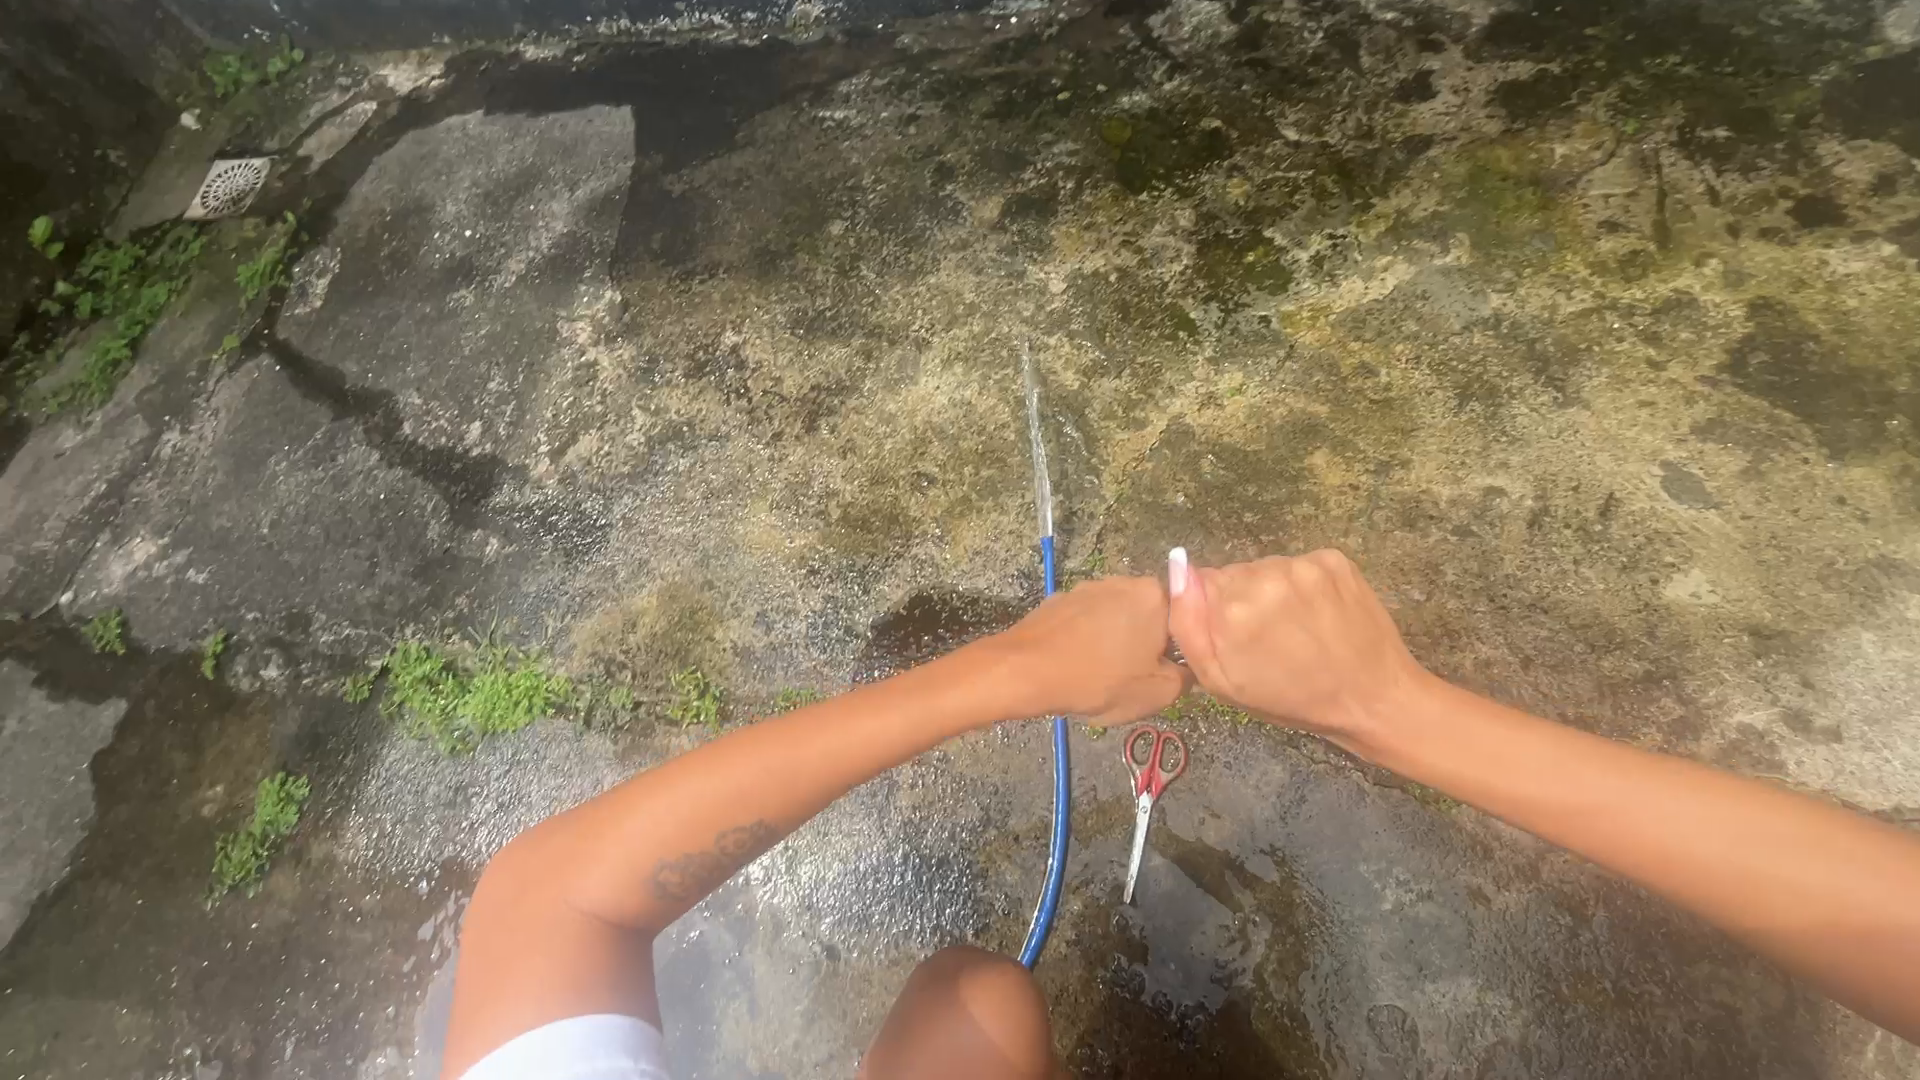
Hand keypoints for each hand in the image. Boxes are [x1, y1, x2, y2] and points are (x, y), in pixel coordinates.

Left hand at [989, 576, 1190, 725]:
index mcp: (1154, 596)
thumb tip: (1185, 668)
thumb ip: (1185, 677)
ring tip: (1100, 676)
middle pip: (1147, 617)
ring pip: (1115, 619)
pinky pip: (1085, 623)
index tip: (1164, 674)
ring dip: (1114, 643)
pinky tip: (1075, 666)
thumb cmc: (1099, 680)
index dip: (1178, 650)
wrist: (1027, 670)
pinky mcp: (1059, 599)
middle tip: (1134, 679)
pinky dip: (1085, 641)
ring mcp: (1087, 587)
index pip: (1184, 619)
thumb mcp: (1158, 692)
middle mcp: (1123, 582)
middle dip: (1144, 645)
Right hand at [1166, 548, 1426, 747]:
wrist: (1373, 699)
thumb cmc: (1289, 699)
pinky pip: (1299, 564)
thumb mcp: (1221, 681)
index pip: (1199, 585)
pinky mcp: (1334, 560)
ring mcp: (1303, 565)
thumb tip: (1176, 566)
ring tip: (1296, 629)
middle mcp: (1265, 575)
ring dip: (1272, 592)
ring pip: (1266, 568)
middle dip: (1242, 600)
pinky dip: (1303, 585)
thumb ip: (1187, 624)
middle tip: (1268, 640)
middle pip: (1233, 574)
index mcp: (1232, 607)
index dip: (1214, 612)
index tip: (1236, 638)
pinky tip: (1317, 615)